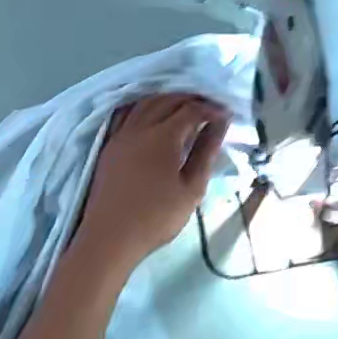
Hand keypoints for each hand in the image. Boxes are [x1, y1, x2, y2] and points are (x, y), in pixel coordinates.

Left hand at [77, 94, 226, 268]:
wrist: (109, 239)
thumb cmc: (156, 217)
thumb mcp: (192, 188)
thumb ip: (206, 152)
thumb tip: (220, 123)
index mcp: (163, 136)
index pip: (191, 110)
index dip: (212, 109)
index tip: (227, 114)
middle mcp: (140, 127)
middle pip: (168, 99)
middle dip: (191, 99)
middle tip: (210, 108)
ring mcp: (121, 135)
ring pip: (146, 103)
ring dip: (168, 99)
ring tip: (186, 108)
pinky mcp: (110, 145)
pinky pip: (129, 113)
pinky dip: (146, 106)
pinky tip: (154, 114)